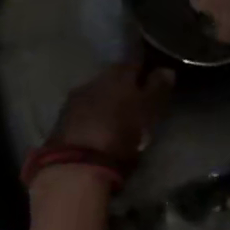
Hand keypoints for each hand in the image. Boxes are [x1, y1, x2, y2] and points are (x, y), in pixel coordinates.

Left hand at [51, 59, 175, 160]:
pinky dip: (93, 115)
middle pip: (114, 78)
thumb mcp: (148, 111)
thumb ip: (158, 88)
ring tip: (118, 117)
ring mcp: (75, 99)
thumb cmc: (121, 133)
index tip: (154, 82)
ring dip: (107, 101)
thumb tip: (167, 69)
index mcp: (118, 73)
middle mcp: (95, 79)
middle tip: (137, 101)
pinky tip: (99, 127)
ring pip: (98, 93)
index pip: (134, 63)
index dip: (145, 72)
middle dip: (125, 87)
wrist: (77, 166)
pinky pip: (84, 110)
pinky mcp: (62, 120)